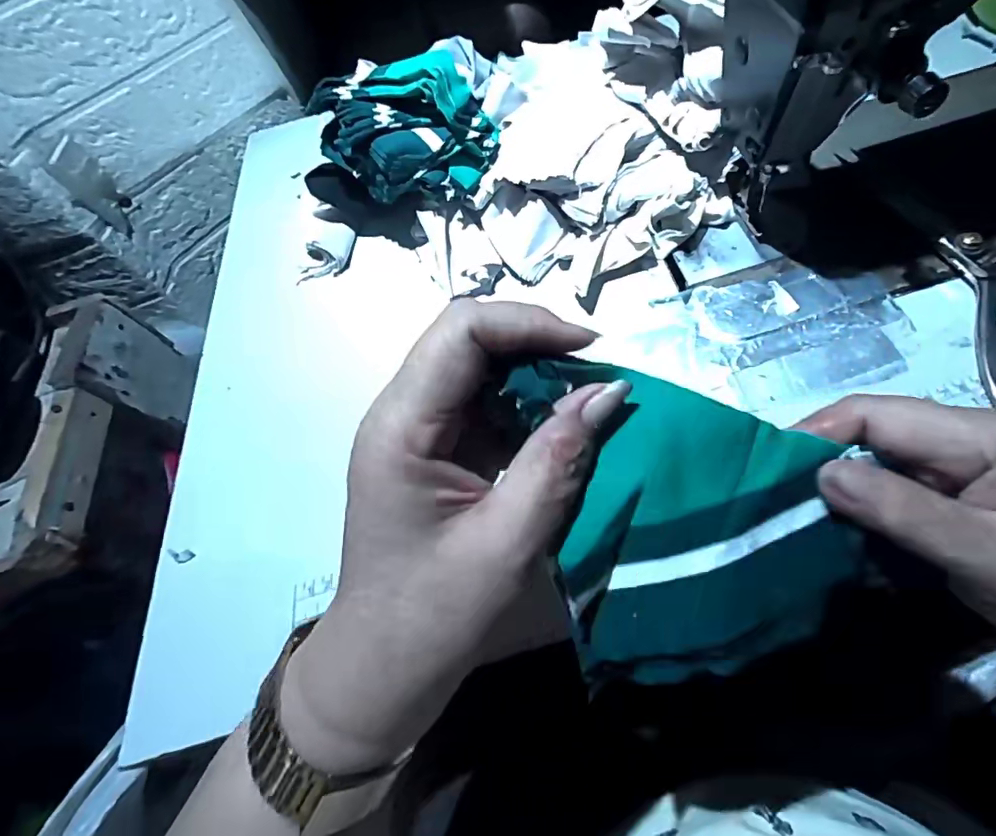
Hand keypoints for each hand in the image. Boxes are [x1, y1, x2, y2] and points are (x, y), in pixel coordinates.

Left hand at [280, 300, 630, 772]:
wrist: (384, 671)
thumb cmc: (435, 614)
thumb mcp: (509, 539)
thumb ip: (560, 458)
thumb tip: (611, 391)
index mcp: (403, 427)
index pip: (462, 331)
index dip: (529, 324)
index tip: (590, 350)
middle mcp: (406, 412)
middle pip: (473, 336)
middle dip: (541, 341)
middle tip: (599, 371)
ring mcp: (424, 428)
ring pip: (486, 363)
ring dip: (543, 369)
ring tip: (592, 393)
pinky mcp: (446, 446)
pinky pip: (494, 399)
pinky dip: (537, 400)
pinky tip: (568, 422)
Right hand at [799, 396, 995, 746]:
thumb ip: (914, 515)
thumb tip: (825, 473)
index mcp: (982, 435)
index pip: (882, 414)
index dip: (823, 430)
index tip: (770, 467)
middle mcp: (965, 450)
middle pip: (876, 439)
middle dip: (823, 463)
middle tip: (768, 503)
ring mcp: (962, 489)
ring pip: (881, 477)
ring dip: (839, 497)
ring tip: (786, 524)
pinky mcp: (959, 525)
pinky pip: (897, 514)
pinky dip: (864, 527)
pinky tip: (832, 547)